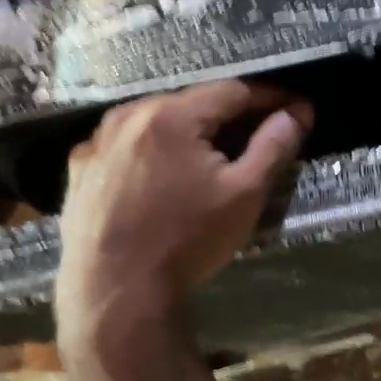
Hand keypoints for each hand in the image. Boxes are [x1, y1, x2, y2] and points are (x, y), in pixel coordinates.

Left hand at [55, 80, 312, 356]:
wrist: (116, 290)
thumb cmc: (188, 237)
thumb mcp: (246, 192)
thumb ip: (274, 146)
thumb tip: (296, 113)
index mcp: (171, 117)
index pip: (234, 90)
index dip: (272, 98)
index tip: (299, 111)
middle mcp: (128, 117)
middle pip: (195, 102)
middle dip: (234, 114)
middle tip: (265, 134)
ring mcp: (97, 143)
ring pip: (160, 120)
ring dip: (195, 130)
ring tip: (220, 153)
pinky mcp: (81, 169)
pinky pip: (130, 144)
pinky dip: (159, 149)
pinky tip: (172, 173)